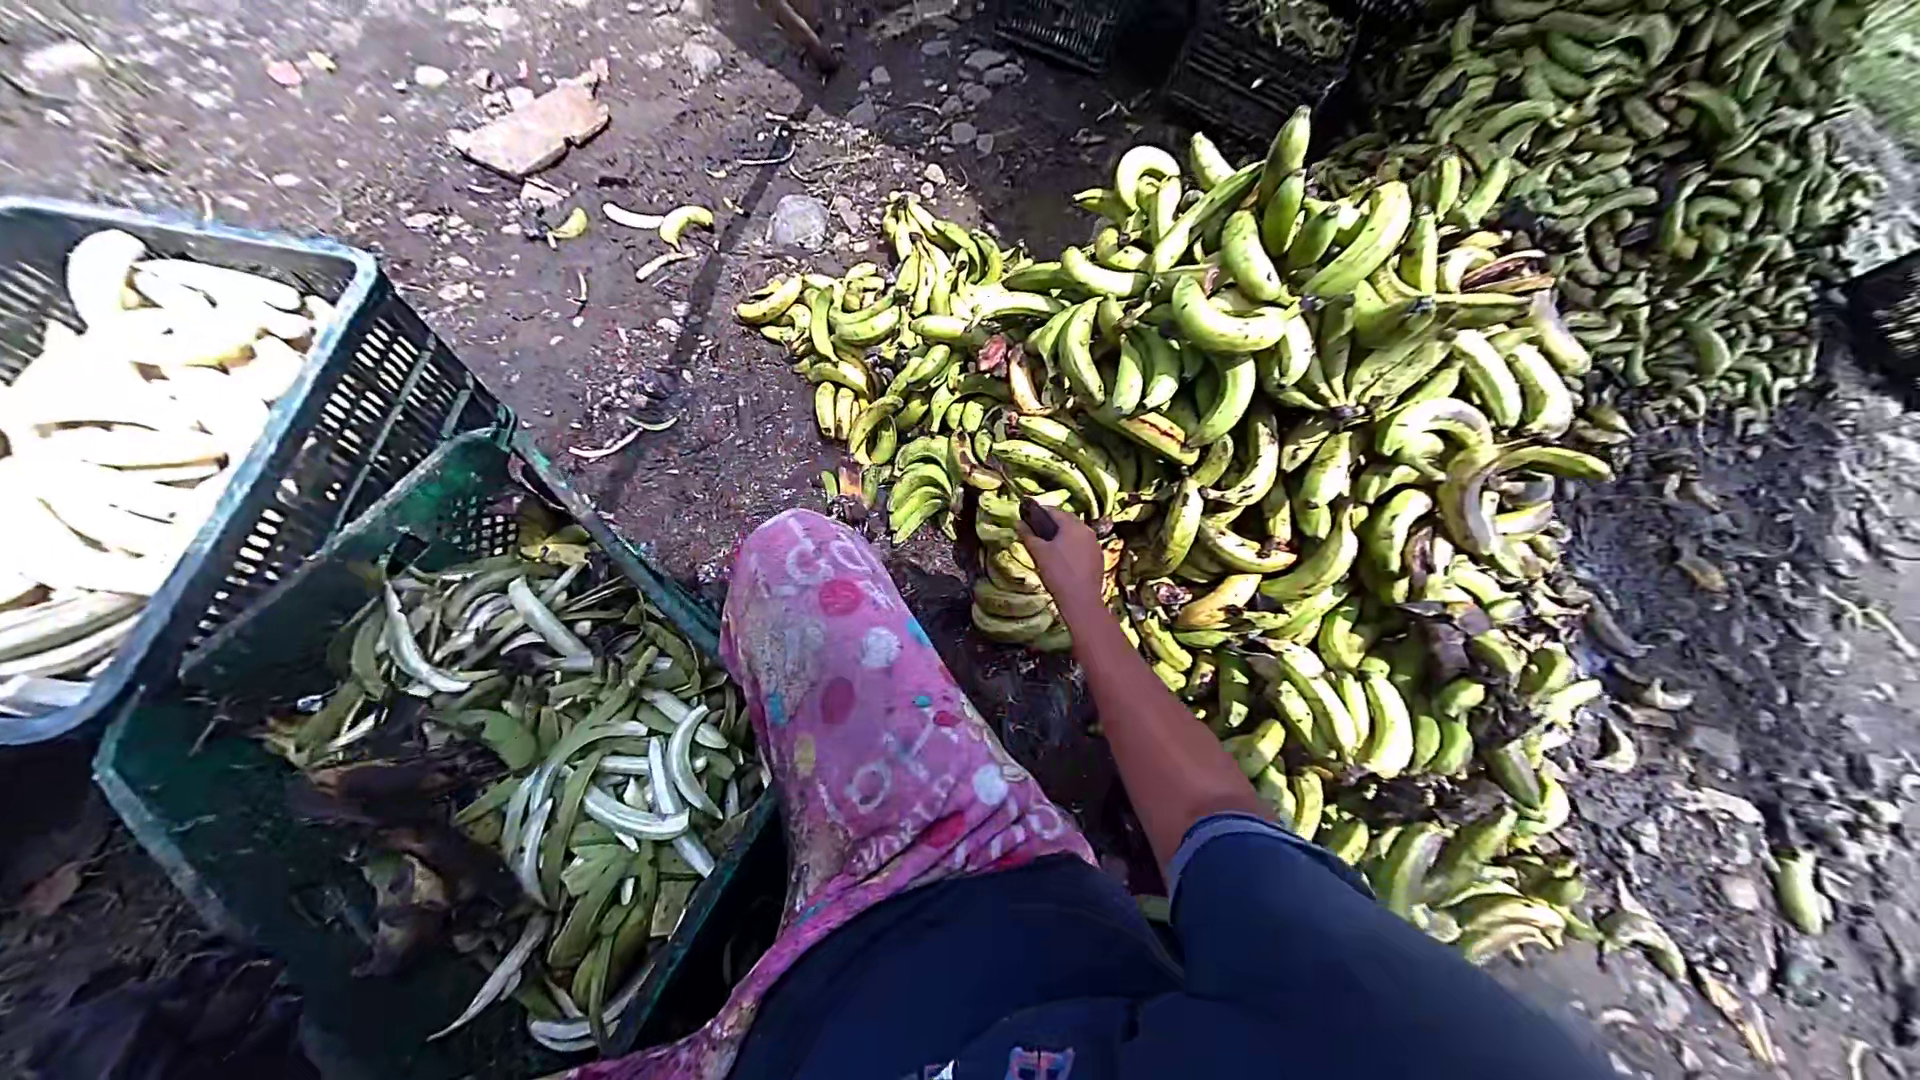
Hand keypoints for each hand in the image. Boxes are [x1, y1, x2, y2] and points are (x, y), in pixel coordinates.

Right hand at [1016, 506, 1104, 619]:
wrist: (1081, 600)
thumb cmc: (1057, 573)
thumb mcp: (1039, 553)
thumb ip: (1028, 535)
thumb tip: (1018, 522)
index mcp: (1072, 525)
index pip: (1054, 511)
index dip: (1040, 511)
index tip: (1029, 515)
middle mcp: (1087, 530)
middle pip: (1068, 520)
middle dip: (1053, 522)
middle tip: (1039, 529)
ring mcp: (1095, 544)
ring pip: (1077, 533)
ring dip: (1065, 534)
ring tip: (1051, 543)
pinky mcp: (1099, 558)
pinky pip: (1084, 545)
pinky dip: (1074, 546)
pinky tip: (1065, 557)